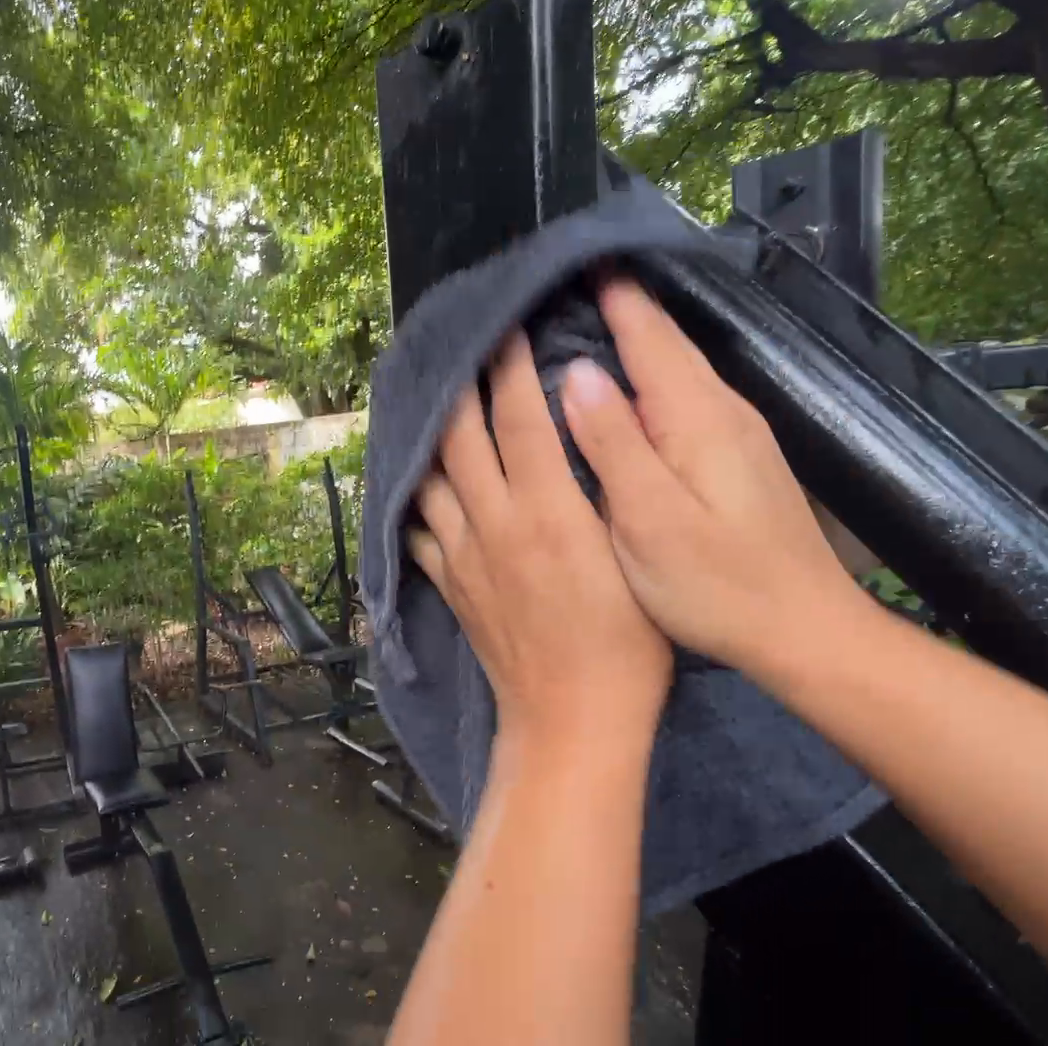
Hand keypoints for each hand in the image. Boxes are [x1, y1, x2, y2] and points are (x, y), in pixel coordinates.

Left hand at [408, 330, 673, 750]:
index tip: (508, 331)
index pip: (521, 420)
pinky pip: (418, 528)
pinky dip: (415, 498)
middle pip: (461, 438)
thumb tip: (585, 427)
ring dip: (428, 437)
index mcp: (547, 510)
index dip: (512, 370)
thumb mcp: (632, 556)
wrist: (571, 716)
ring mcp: (461, 553)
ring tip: (428, 407)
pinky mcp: (448, 582)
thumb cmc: (627, 642)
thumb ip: (604, 489)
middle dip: (459, 388)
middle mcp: (493, 522)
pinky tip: (416, 483)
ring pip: (430, 477)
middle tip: (457, 352)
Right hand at [561, 278, 870, 671]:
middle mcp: (721, 412)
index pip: (651, 337)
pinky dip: (644, 376)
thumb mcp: (649, 517)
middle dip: (619, 308)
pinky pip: (678, 396)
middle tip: (562, 284)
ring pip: (673, 368)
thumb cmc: (717, 584)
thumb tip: (578, 372)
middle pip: (666, 344)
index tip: (571, 260)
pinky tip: (619, 385)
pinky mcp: (731, 459)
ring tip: (580, 320)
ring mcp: (732, 434)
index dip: (613, 298)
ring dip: (631, 340)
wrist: (803, 633)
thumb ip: (613, 442)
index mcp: (697, 419)